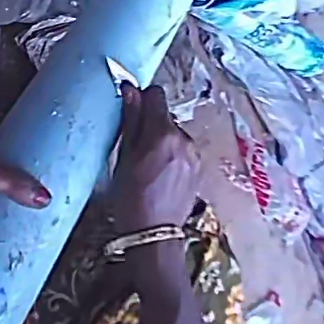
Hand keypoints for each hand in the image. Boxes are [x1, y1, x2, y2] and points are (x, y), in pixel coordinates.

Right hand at [110, 84, 198, 234]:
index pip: (156, 95)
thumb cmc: (130, 197)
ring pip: (174, 134)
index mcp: (163, 133)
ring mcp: (194, 155)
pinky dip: (171, 155)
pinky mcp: (199, 170)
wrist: (153, 235)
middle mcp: (184, 139)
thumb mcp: (123, 157)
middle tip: (134, 148)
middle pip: (165, 116)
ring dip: (161, 141)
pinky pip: (182, 150)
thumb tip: (130, 88)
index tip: (130, 112)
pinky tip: (160, 175)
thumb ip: (131, 120)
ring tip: (147, 165)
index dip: (141, 99)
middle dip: (150, 124)